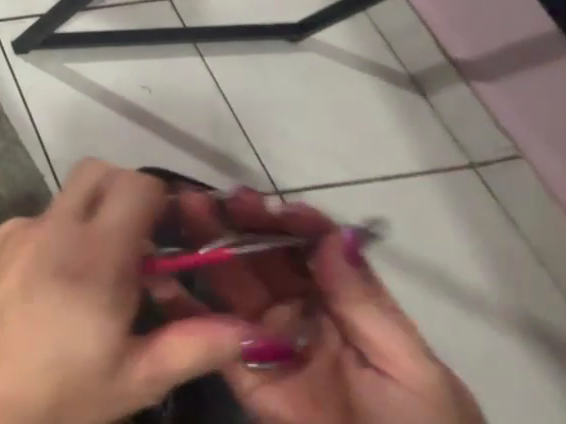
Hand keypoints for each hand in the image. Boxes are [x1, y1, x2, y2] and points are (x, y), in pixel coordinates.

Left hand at [0, 160, 251, 423]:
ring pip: (63, 202)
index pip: (136, 186)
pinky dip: (54, 243)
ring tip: (101, 285)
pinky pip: (33, 226)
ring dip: (90, 224)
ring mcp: (13, 228)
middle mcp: (50, 226)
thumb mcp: (133, 380)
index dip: (165, 201)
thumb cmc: (49, 387)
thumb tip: (252, 330)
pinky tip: (53, 292)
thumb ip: (194, 346)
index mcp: (93, 254)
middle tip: (147, 247)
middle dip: (128, 195)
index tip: (180, 236)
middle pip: (96, 174)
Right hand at [156, 190, 484, 423]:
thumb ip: (364, 304)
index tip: (267, 203)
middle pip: (260, 257)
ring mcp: (262, 337)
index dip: (290, 224)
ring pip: (225, 280)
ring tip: (175, 212)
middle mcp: (298, 313)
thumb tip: (332, 235)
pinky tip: (154, 269)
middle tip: (203, 196)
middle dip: (233, 222)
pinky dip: (173, 298)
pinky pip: (200, 328)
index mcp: (345, 308)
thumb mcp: (412, 369)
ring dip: (200, 243)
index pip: (312, 252)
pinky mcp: (233, 366)